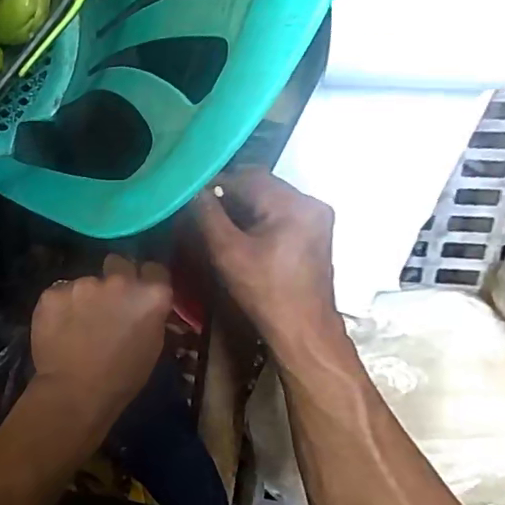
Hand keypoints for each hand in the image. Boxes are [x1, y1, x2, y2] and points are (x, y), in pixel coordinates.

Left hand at [28, 255, 173, 428]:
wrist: (75, 390)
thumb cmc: (121, 377)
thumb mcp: (152, 344)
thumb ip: (149, 314)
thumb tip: (142, 304)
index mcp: (151, 294)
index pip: (154, 268)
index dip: (146, 279)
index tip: (139, 290)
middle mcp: (118, 281)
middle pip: (118, 263)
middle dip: (114, 276)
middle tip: (105, 302)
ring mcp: (82, 284)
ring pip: (85, 282)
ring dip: (84, 295)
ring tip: (76, 322)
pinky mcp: (52, 292)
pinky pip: (59, 293)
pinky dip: (60, 306)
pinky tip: (58, 326)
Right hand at [191, 168, 339, 354]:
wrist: (302, 327)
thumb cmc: (264, 290)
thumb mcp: (227, 251)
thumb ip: (207, 216)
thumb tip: (191, 191)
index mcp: (294, 205)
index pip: (248, 176)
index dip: (215, 182)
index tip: (188, 195)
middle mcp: (311, 204)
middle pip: (261, 185)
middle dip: (227, 194)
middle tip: (197, 209)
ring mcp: (315, 219)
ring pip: (268, 199)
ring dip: (240, 206)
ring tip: (212, 221)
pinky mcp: (312, 234)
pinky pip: (277, 214)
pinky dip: (254, 218)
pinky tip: (235, 233)